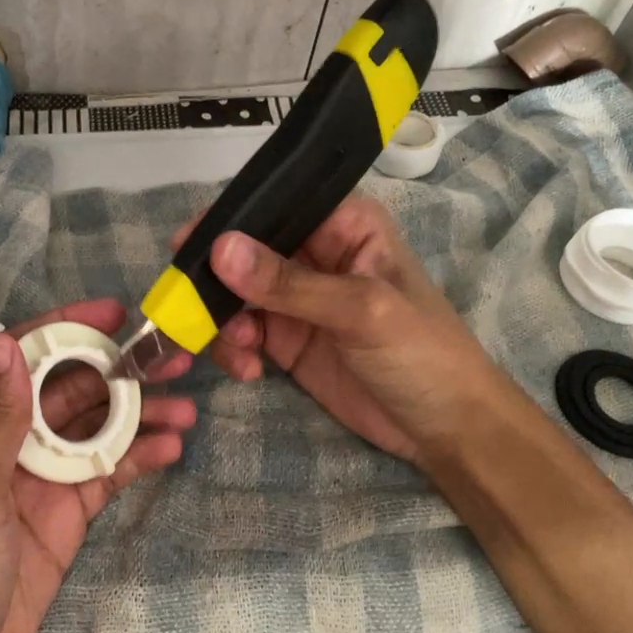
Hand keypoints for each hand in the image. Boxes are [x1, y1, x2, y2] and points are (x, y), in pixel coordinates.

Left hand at [0, 299, 195, 632]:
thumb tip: (5, 341)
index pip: (20, 357)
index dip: (66, 328)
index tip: (117, 314)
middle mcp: (3, 439)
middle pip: (67, 389)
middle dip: (118, 370)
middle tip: (175, 358)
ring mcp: (36, 478)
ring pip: (93, 429)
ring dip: (138, 415)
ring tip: (187, 407)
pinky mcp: (61, 515)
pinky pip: (104, 474)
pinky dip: (137, 458)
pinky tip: (172, 449)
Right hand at [176, 195, 513, 467]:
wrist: (446, 429)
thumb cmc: (422, 353)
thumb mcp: (361, 311)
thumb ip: (289, 283)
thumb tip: (219, 251)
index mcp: (344, 223)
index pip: (275, 203)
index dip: (229, 219)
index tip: (187, 245)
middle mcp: (314, 252)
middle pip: (243, 248)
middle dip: (214, 277)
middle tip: (190, 306)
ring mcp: (296, 298)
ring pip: (233, 292)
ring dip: (221, 319)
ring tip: (240, 349)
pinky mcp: (285, 339)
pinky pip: (239, 332)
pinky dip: (231, 348)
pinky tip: (248, 369)